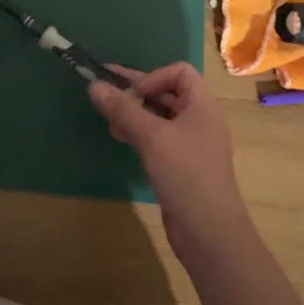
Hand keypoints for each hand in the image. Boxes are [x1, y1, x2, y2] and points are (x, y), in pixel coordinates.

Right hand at [89, 63, 246, 257]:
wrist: (209, 232)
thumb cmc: (186, 174)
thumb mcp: (152, 137)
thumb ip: (123, 109)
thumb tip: (94, 85)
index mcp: (202, 106)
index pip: (180, 72)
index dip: (154, 76)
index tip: (133, 93)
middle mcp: (199, 120)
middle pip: (166, 92)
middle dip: (136, 92)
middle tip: (104, 93)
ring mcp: (191, 143)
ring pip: (159, 116)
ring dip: (134, 113)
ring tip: (109, 119)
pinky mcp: (181, 164)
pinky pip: (158, 137)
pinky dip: (139, 133)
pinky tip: (121, 137)